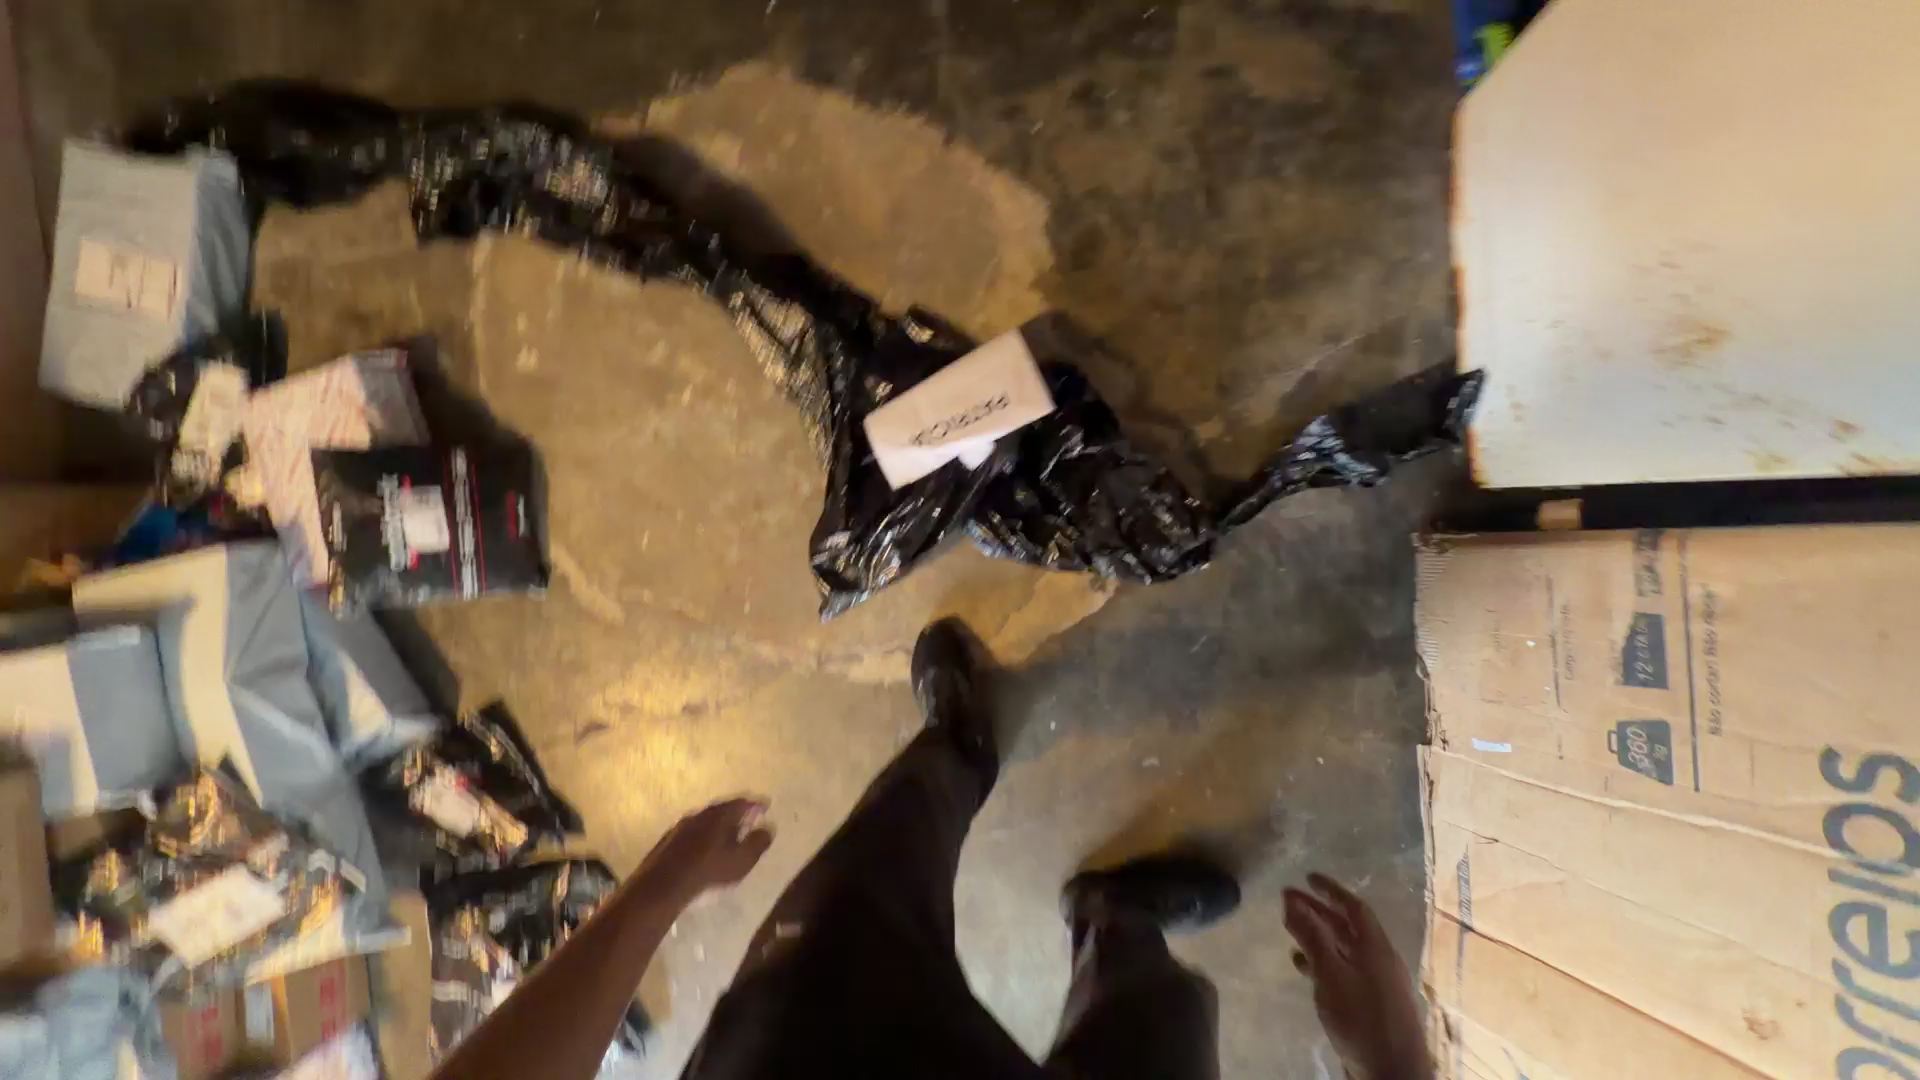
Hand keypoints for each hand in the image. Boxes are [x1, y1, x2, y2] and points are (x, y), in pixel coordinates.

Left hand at [642, 797, 775, 899]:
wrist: (660, 888)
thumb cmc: (708, 873)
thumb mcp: (742, 861)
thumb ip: (758, 842)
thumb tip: (768, 828)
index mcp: (721, 814)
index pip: (744, 802)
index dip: (757, 804)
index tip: (766, 806)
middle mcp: (701, 813)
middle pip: (724, 808)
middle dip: (737, 814)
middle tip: (748, 821)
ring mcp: (681, 826)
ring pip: (706, 820)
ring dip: (718, 826)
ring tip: (727, 836)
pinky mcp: (667, 841)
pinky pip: (692, 833)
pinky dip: (703, 836)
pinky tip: (704, 849)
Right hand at [1283, 874, 1430, 1079]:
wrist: (1393, 1075)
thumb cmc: (1362, 1019)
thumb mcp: (1331, 974)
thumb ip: (1311, 936)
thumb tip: (1291, 899)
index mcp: (1377, 948)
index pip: (1354, 908)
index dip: (1330, 890)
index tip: (1306, 877)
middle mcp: (1380, 961)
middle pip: (1348, 927)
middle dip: (1318, 911)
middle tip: (1288, 900)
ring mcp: (1377, 984)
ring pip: (1344, 949)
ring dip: (1318, 936)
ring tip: (1291, 931)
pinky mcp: (1371, 1005)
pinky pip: (1344, 970)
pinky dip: (1323, 962)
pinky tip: (1303, 967)